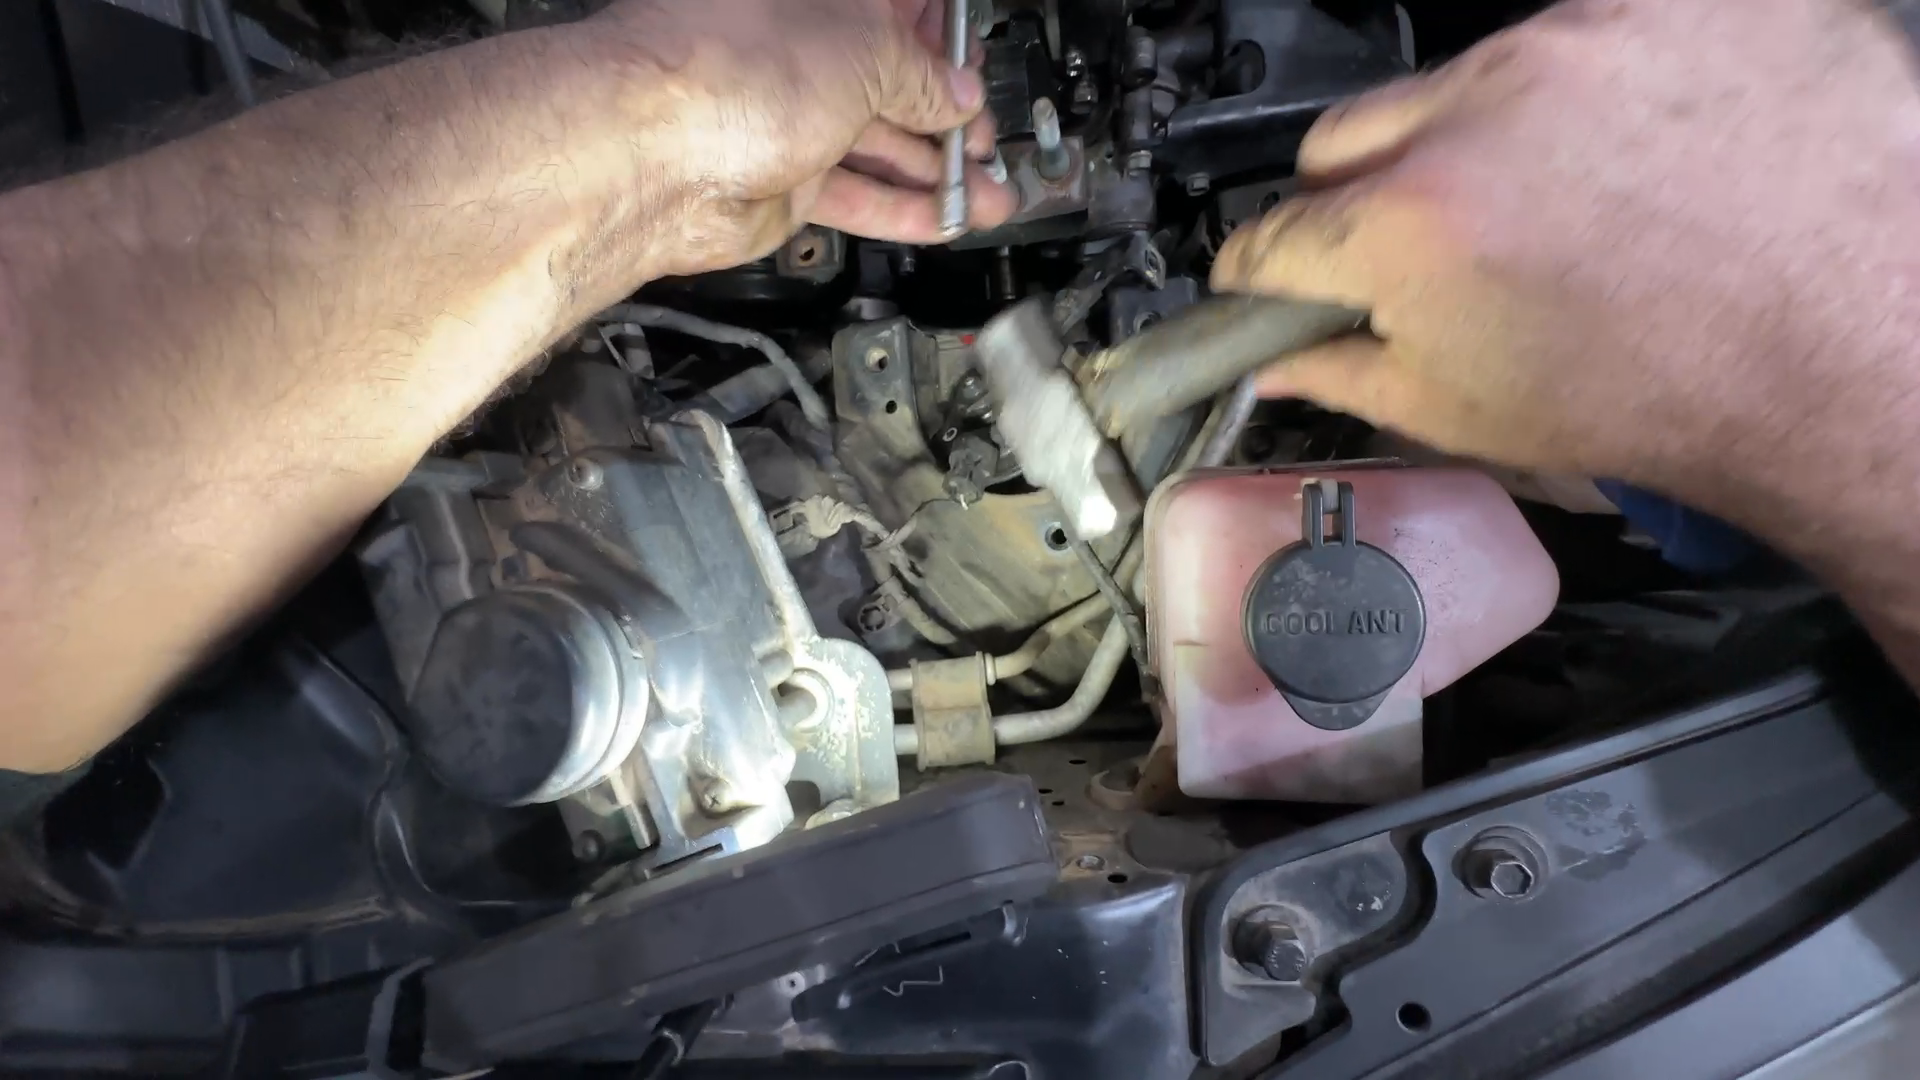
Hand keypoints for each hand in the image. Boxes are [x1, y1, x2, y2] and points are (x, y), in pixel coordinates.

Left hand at [585, 0, 1016, 276]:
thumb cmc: (722, 73)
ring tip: (985, 198)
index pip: (900, 10)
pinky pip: (858, 196)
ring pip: (882, 148)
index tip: (978, 73)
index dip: (946, 44)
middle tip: (989, 150)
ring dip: (939, 177)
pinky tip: (942, 221)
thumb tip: (955, 94)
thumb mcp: (858, 52)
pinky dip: (903, 211)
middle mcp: (802, 50)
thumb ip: (918, 75)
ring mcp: (793, 118)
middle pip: (896, 85)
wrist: (655, 161)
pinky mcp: (788, 181)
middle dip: (952, 122)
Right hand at [1210, 0, 1919, 518]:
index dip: (1249, 270)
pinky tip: (1581, 164)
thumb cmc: (1652, 392)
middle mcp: (1476, 111)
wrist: (1852, 347)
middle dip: (1332, 204)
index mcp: (1405, 227)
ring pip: (1432, 89)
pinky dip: (1539, 105)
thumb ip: (1333, 373)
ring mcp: (1578, 42)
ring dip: (1435, 150)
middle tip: (1382, 254)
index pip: (1268, 236)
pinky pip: (1549, 47)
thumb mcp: (1445, 407)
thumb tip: (1273, 363)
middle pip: (1329, 144)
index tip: (1256, 280)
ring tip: (1504, 213)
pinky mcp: (1668, 5)